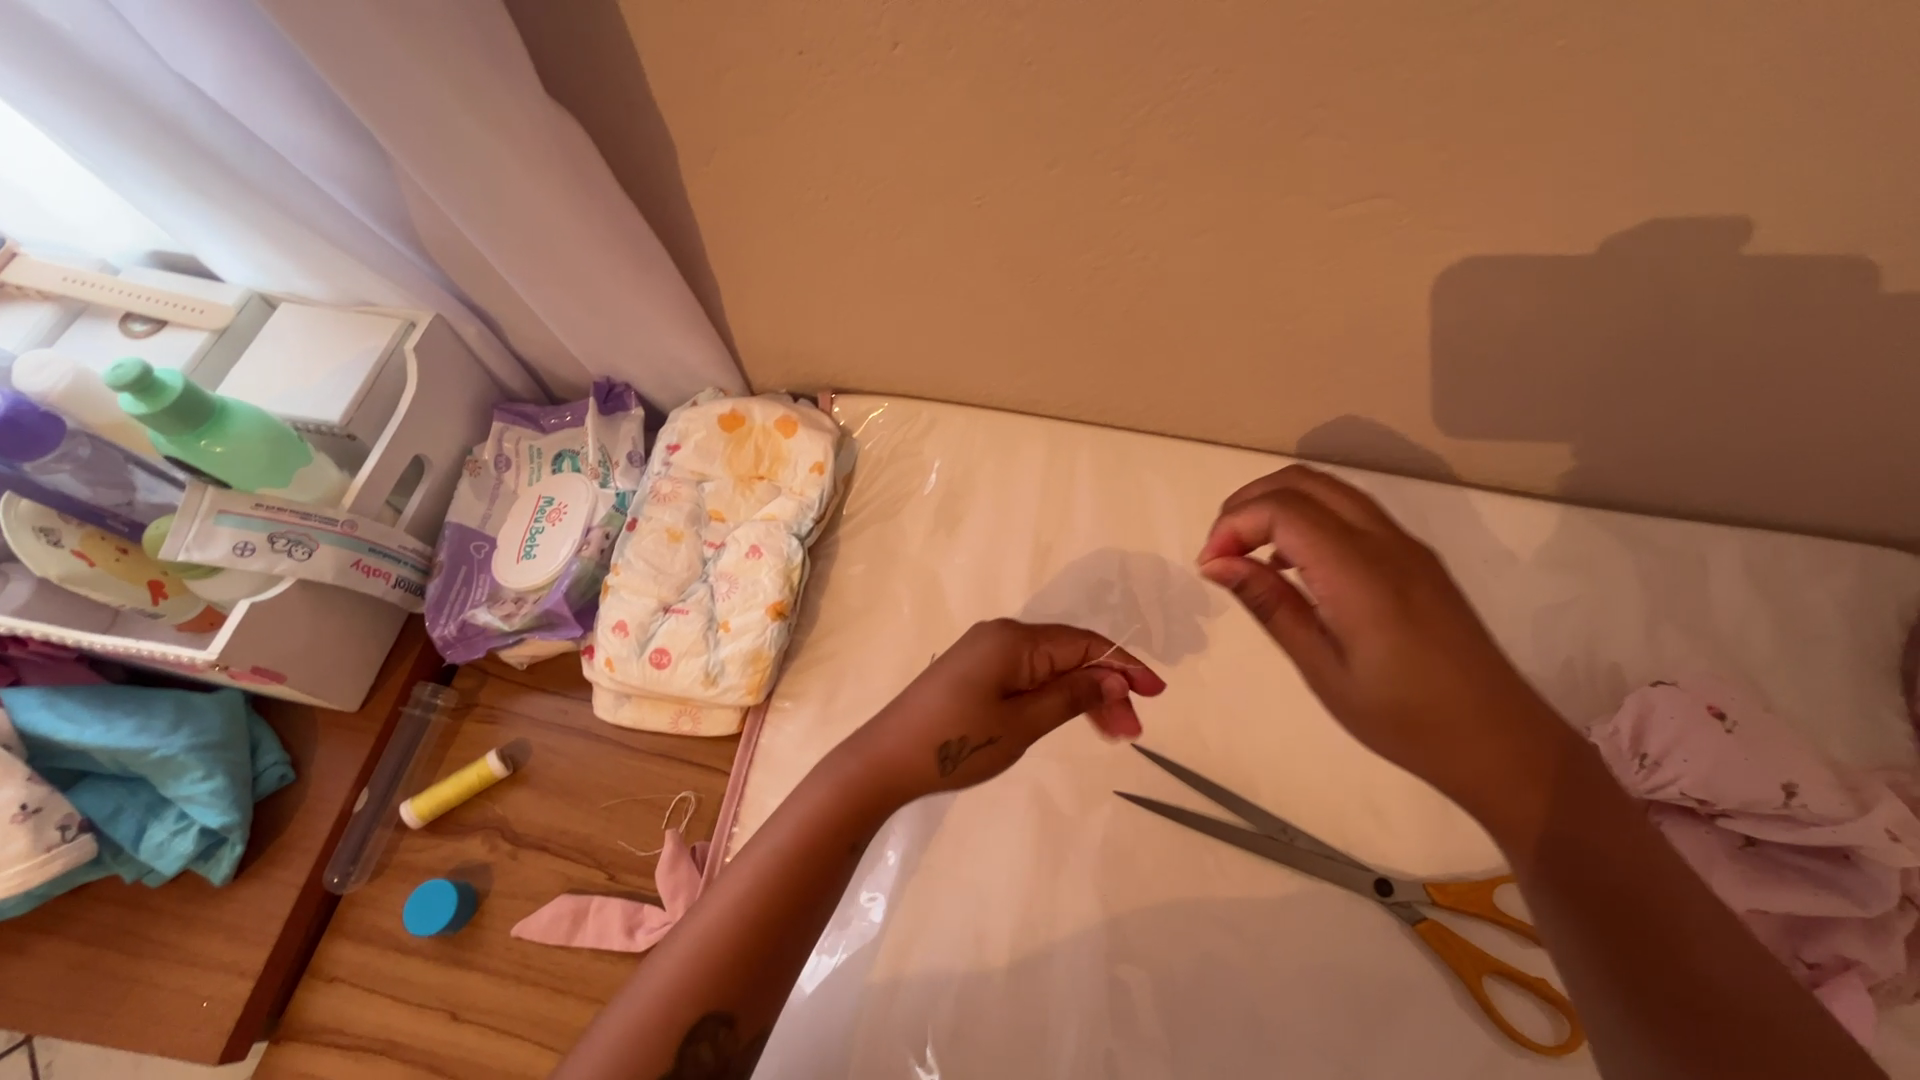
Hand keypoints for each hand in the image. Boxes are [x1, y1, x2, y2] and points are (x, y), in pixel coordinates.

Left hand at [846, 619, 1166, 803]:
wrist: (883, 761)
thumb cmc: (956, 745)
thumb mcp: (1023, 724)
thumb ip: (1072, 696)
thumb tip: (1115, 676)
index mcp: (1015, 640)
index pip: (1085, 644)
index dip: (1124, 667)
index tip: (1157, 694)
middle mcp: (1001, 635)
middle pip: (1069, 653)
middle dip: (1105, 687)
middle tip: (1130, 732)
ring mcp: (983, 652)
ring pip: (1049, 666)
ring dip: (1082, 694)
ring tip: (1110, 733)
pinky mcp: (972, 671)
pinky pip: (1026, 674)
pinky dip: (1053, 695)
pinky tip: (1068, 716)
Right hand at [1195, 465, 1570, 802]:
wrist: (1500, 741)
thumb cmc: (1403, 719)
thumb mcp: (1323, 669)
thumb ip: (1271, 605)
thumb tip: (1217, 563)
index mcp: (1360, 572)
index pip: (1282, 509)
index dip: (1232, 525)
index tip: (1209, 569)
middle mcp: (1386, 542)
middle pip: (1303, 481)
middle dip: (1248, 503)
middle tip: (1220, 552)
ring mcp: (1406, 546)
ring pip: (1329, 490)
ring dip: (1278, 506)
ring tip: (1247, 556)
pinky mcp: (1416, 559)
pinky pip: (1352, 513)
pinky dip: (1308, 519)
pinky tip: (1293, 567)